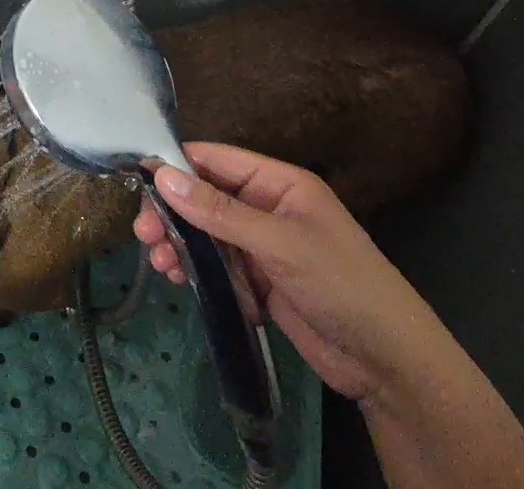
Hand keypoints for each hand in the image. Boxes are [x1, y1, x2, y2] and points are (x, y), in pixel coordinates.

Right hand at [135, 143, 449, 402]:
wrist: (388, 364)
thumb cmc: (342, 286)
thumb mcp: (279, 244)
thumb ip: (218, 211)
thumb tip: (161, 174)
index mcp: (279, 184)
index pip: (215, 160)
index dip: (174, 166)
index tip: (136, 182)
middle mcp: (266, 207)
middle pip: (202, 196)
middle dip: (171, 212)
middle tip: (142, 234)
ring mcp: (261, 245)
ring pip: (203, 232)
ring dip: (177, 243)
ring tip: (160, 263)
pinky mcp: (256, 280)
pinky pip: (213, 264)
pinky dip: (193, 268)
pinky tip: (178, 279)